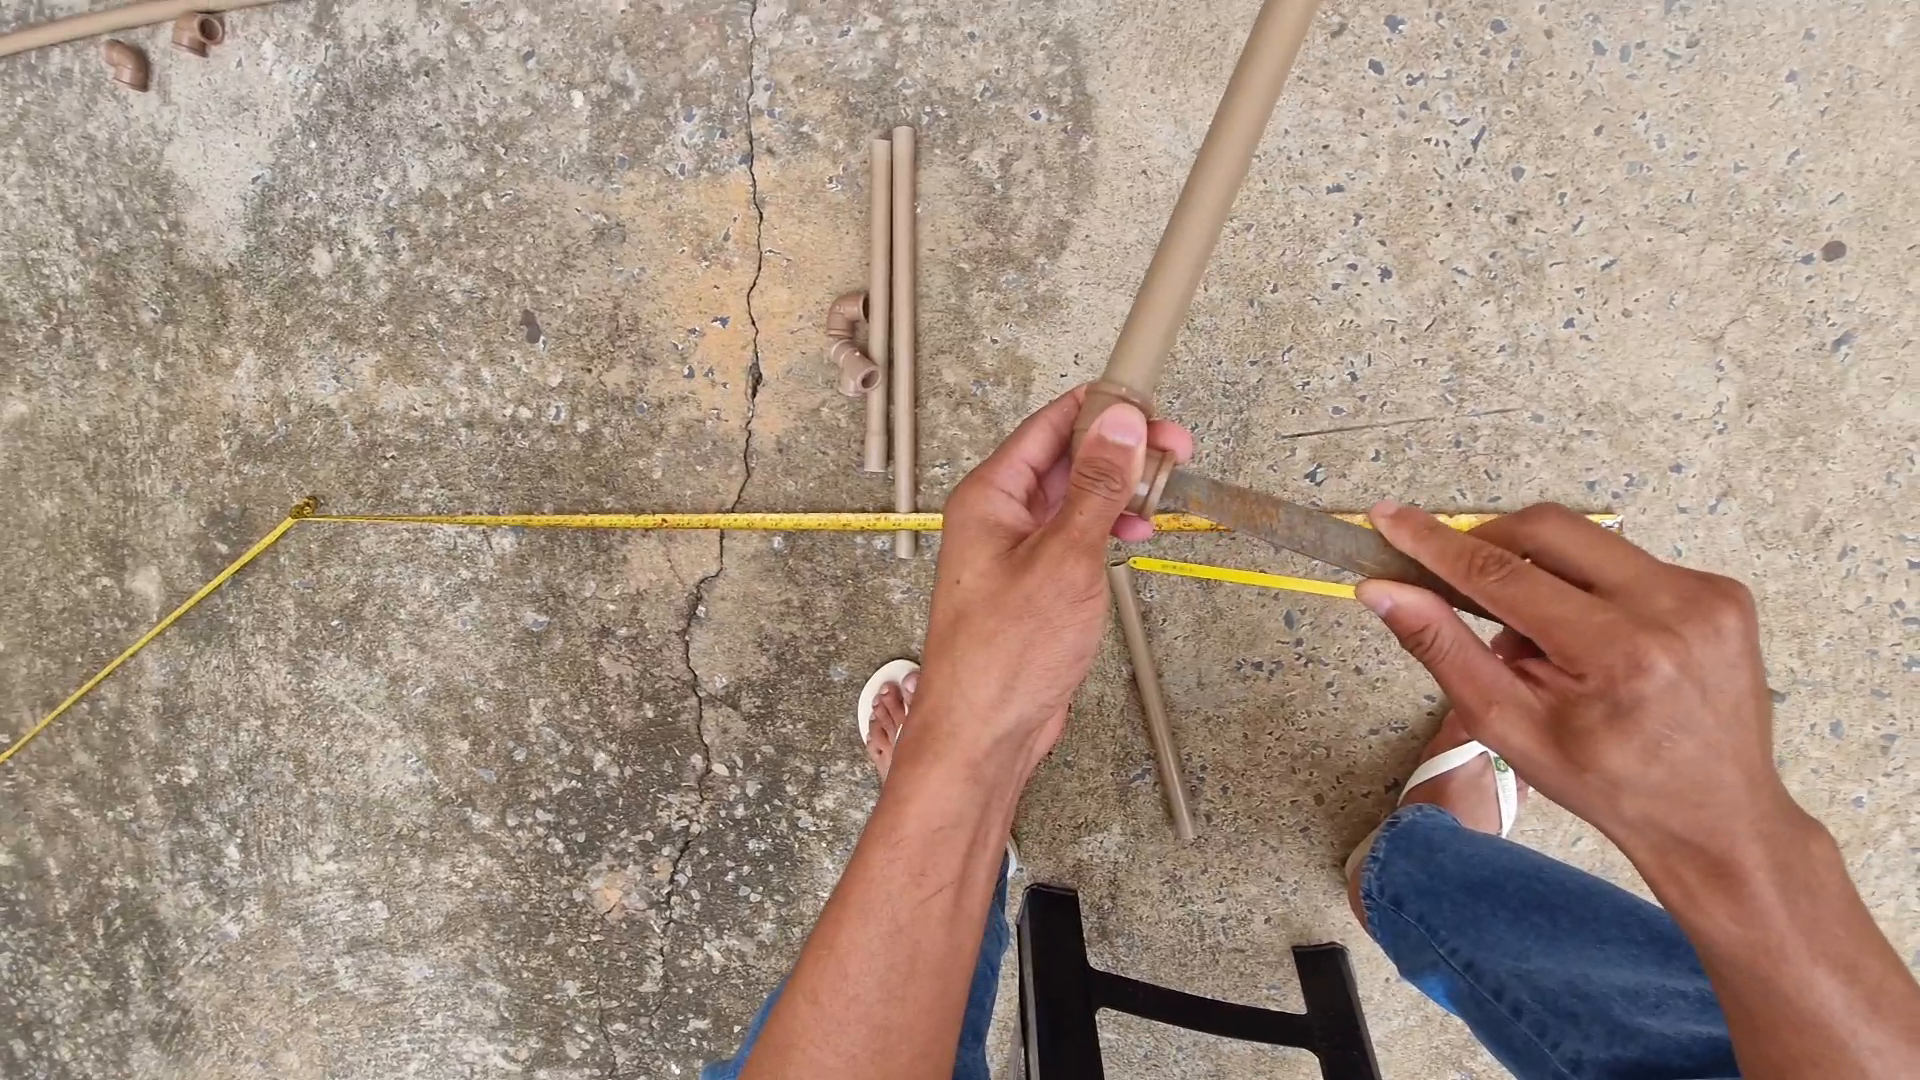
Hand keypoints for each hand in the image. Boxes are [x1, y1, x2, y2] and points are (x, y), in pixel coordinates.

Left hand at [906, 385, 1192, 780]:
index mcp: (990, 495)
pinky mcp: (1033, 579)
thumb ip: (1094, 487)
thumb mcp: (1064, 558)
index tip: (1149, 406)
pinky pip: (1073, 534)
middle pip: (1064, 458)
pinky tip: (1135, 530)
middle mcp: (998, 516)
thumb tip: (1119, 425)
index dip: (1101, 409)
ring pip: (1073, 496)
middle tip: (1174, 450)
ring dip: (1118, 488)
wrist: (984, 730)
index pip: (1049, 425)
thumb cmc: (1004, 654)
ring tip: (1164, 490)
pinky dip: (1106, 526)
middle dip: (1120, 449)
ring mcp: (1015, 548)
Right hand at [1354, 502, 1806, 872]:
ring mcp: (1707, 592)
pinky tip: (1573, 635)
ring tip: (1526, 634)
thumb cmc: (1597, 779)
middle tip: (1453, 584)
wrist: (1716, 817)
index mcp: (1618, 651)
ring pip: (1580, 539)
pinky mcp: (1719, 590)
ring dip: (1530, 570)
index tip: (1386, 517)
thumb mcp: (1500, 722)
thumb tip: (1380, 590)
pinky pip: (1616, 559)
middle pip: (1547, 530)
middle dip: (1484, 544)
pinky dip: (1572, 583)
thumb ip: (1439, 646)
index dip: (1434, 542)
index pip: (1501, 574)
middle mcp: (1674, 606)